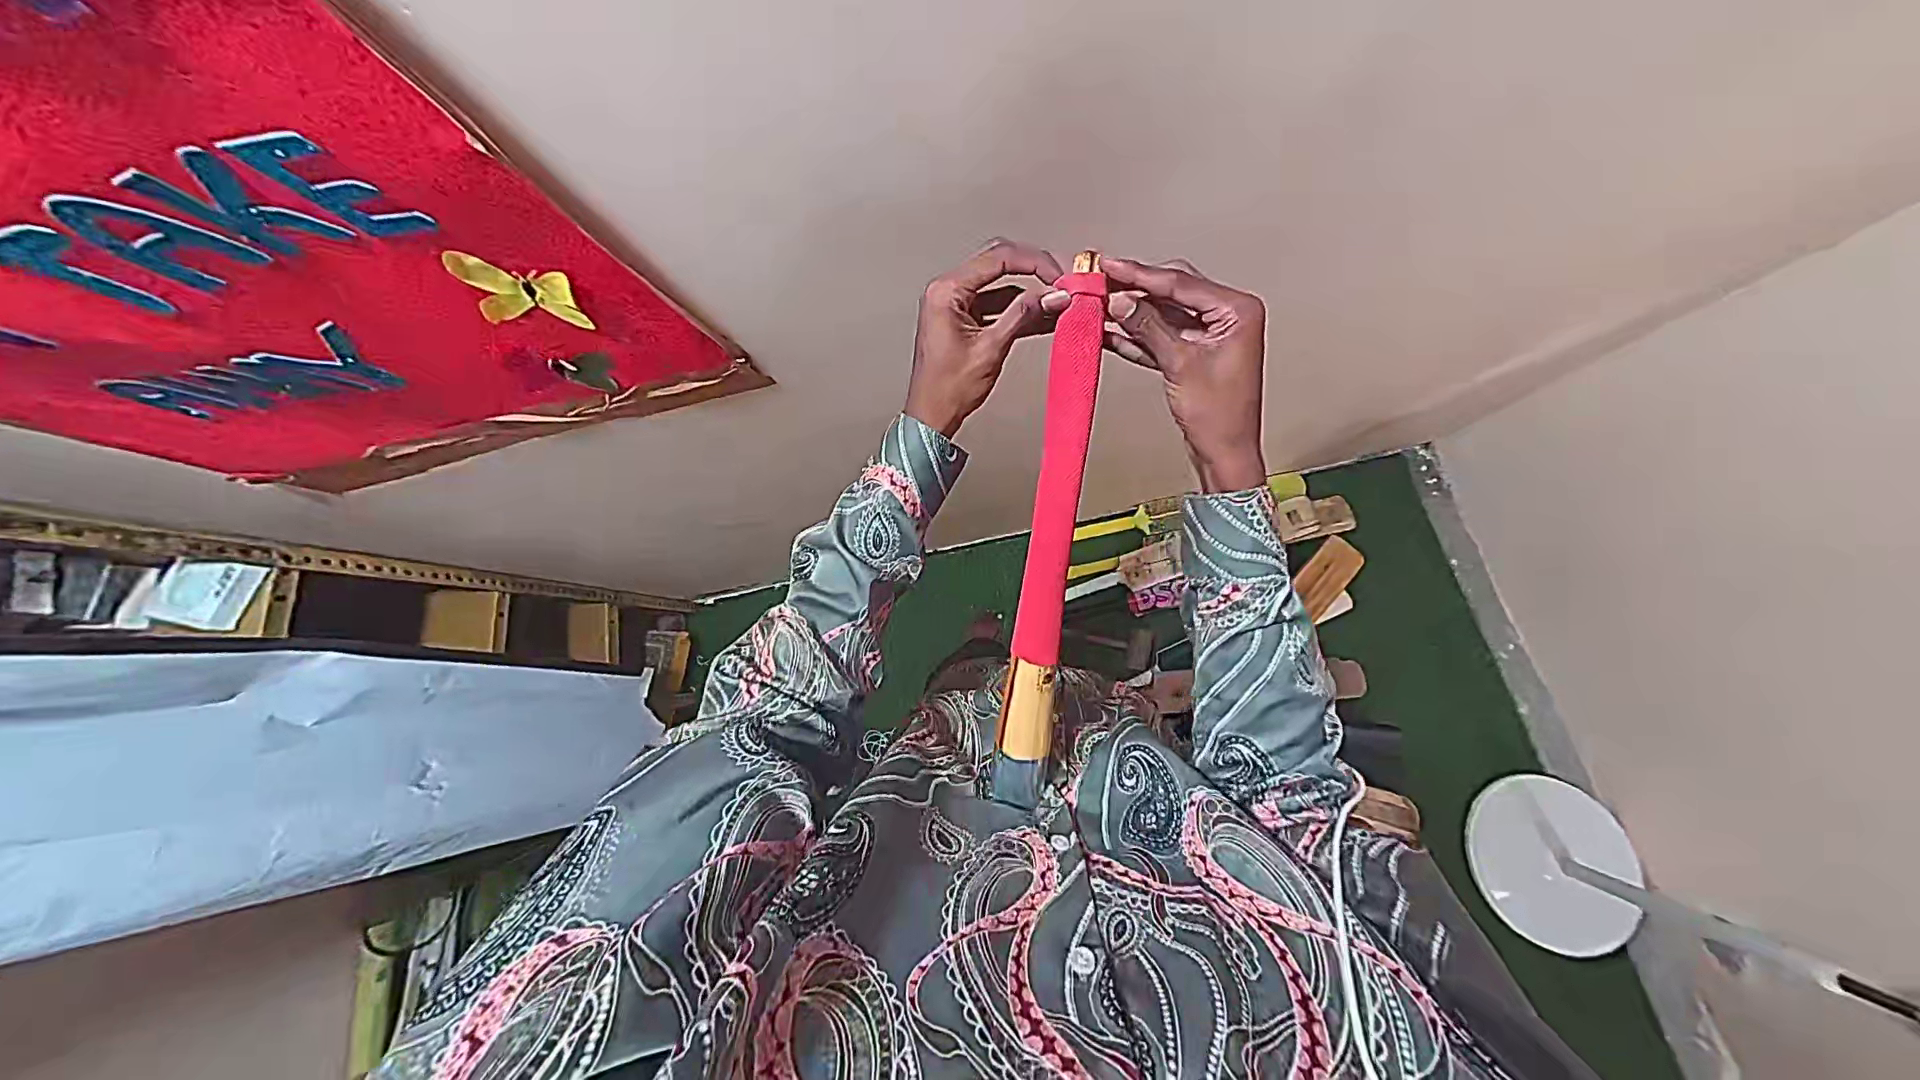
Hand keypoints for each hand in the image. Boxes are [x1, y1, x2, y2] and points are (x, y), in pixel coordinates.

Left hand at [905, 239, 1063, 437]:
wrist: (931, 416)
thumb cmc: (947, 389)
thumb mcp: (991, 348)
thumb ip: (1022, 316)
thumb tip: (1052, 296)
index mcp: (946, 291)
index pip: (998, 258)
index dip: (1035, 263)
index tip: (1058, 276)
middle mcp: (947, 291)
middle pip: (999, 265)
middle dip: (1034, 272)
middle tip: (1060, 283)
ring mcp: (955, 305)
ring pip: (1000, 286)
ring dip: (1029, 295)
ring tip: (1057, 304)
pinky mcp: (963, 321)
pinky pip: (995, 307)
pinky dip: (1018, 311)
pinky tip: (1043, 317)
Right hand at [1098, 257, 1267, 492]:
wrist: (1225, 452)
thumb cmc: (1220, 416)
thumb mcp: (1179, 364)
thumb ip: (1148, 327)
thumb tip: (1121, 301)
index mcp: (1237, 311)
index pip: (1180, 283)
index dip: (1140, 274)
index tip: (1110, 265)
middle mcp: (1227, 317)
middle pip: (1172, 292)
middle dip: (1135, 289)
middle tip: (1101, 281)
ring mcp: (1210, 335)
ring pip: (1163, 313)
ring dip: (1132, 312)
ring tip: (1100, 304)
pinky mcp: (1194, 353)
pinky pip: (1162, 335)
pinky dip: (1138, 335)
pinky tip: (1112, 330)